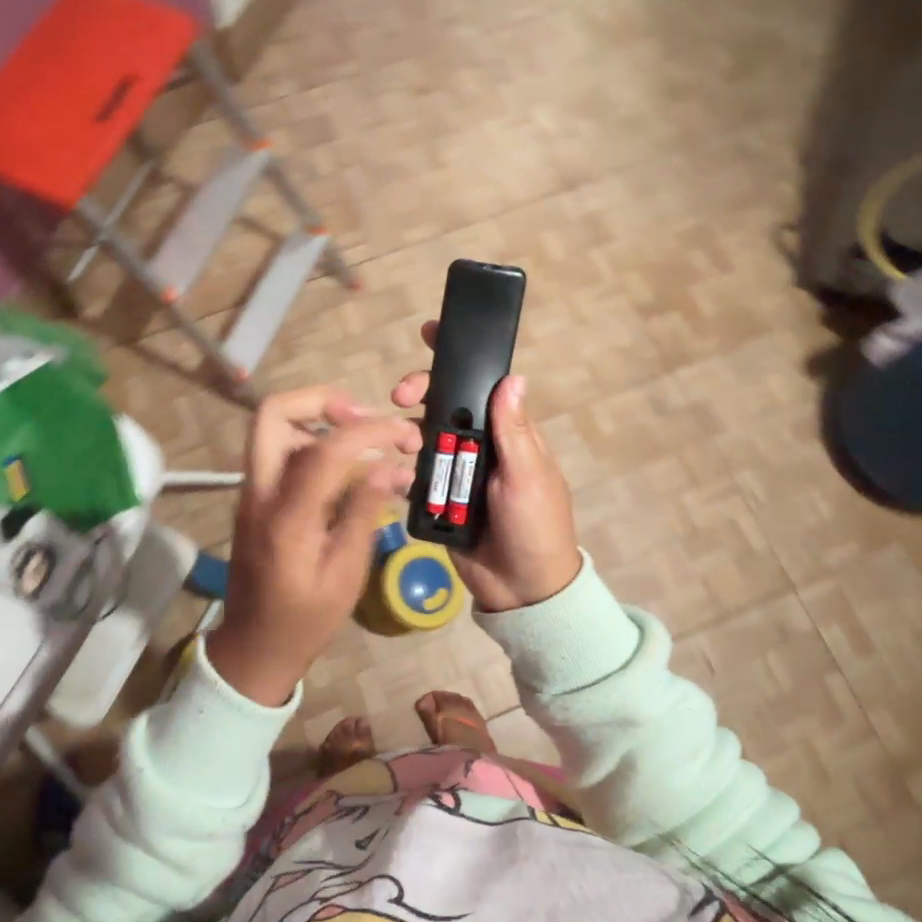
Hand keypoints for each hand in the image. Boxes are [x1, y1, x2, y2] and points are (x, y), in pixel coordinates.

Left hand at [208, 386, 421, 704]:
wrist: (252, 647)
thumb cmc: (304, 619)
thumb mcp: (345, 574)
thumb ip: (364, 514)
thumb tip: (388, 467)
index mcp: (285, 516)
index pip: (323, 448)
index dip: (368, 430)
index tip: (402, 434)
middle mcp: (259, 492)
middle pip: (273, 413)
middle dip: (323, 401)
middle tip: (365, 418)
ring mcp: (251, 492)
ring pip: (275, 428)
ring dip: (319, 420)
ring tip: (365, 440)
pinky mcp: (255, 499)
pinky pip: (280, 452)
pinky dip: (314, 444)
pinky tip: (349, 467)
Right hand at [392, 321, 581, 612]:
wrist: (520, 589)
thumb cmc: (536, 527)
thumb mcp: (529, 476)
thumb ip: (515, 430)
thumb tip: (513, 377)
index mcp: (507, 433)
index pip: (480, 385)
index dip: (458, 357)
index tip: (431, 331)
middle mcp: (478, 445)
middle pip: (442, 405)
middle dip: (420, 391)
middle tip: (400, 394)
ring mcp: (454, 472)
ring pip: (421, 436)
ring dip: (404, 429)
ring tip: (397, 439)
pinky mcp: (435, 498)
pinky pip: (411, 474)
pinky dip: (398, 466)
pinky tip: (385, 462)